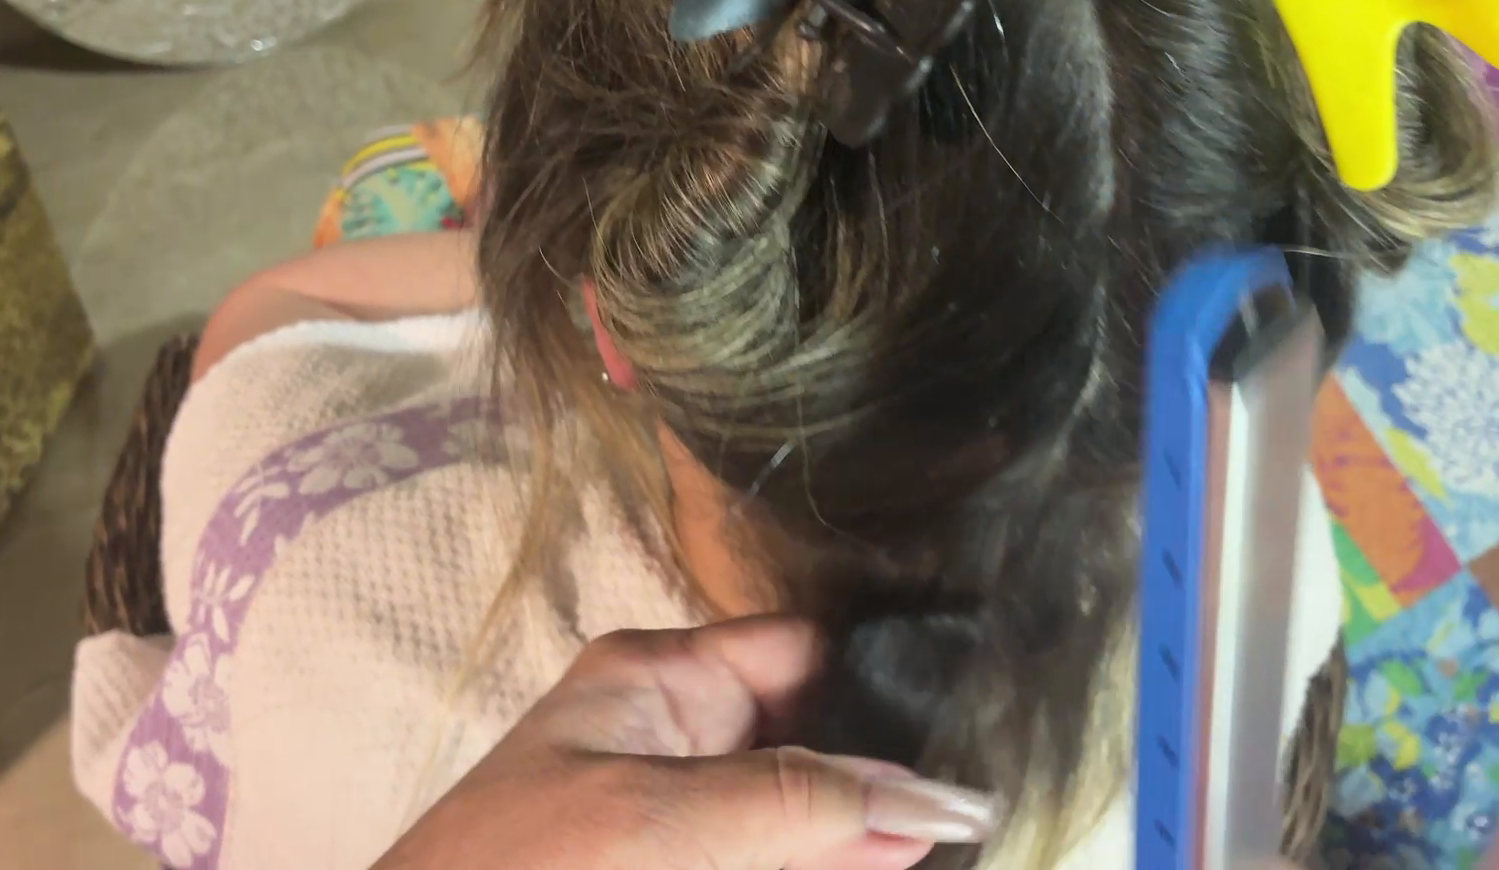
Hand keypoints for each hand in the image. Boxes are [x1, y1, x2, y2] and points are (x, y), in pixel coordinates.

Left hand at [370, 618, 1000, 869]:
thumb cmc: (522, 866)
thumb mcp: (652, 820)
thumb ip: (787, 805)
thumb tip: (928, 798)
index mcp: (663, 673)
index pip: (792, 651)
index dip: (868, 682)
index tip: (958, 714)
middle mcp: (683, 721)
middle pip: (807, 728)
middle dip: (878, 764)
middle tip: (976, 794)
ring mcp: (687, 795)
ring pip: (799, 798)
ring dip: (864, 822)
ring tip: (961, 833)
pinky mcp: (690, 851)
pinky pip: (776, 842)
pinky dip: (831, 854)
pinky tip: (894, 859)